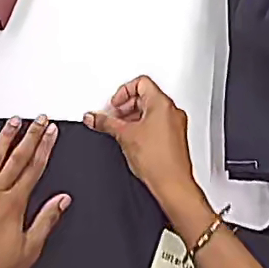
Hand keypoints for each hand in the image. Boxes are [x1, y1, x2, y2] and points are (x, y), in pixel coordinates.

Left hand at [0, 117, 69, 267]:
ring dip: (4, 137)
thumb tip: (61, 201)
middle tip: (39, 120)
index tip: (51, 133)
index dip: (45, 147)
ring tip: (13, 121)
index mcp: (13, 205)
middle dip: (30, 136)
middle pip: (16, 157)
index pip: (34, 168)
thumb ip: (45, 220)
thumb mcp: (28, 251)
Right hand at [83, 76, 205, 223]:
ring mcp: (175, 124)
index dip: (123, 91)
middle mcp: (172, 111)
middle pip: (145, 96)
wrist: (172, 184)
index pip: (141, 83)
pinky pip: (157, 123)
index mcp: (162, 103)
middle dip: (126, 105)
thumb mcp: (124, 136)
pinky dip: (142, 127)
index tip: (114, 105)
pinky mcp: (174, 137)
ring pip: (151, 110)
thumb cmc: (157, 161)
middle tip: (113, 117)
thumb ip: (105, 122)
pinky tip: (132, 140)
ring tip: (120, 130)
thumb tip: (93, 117)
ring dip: (133, 117)